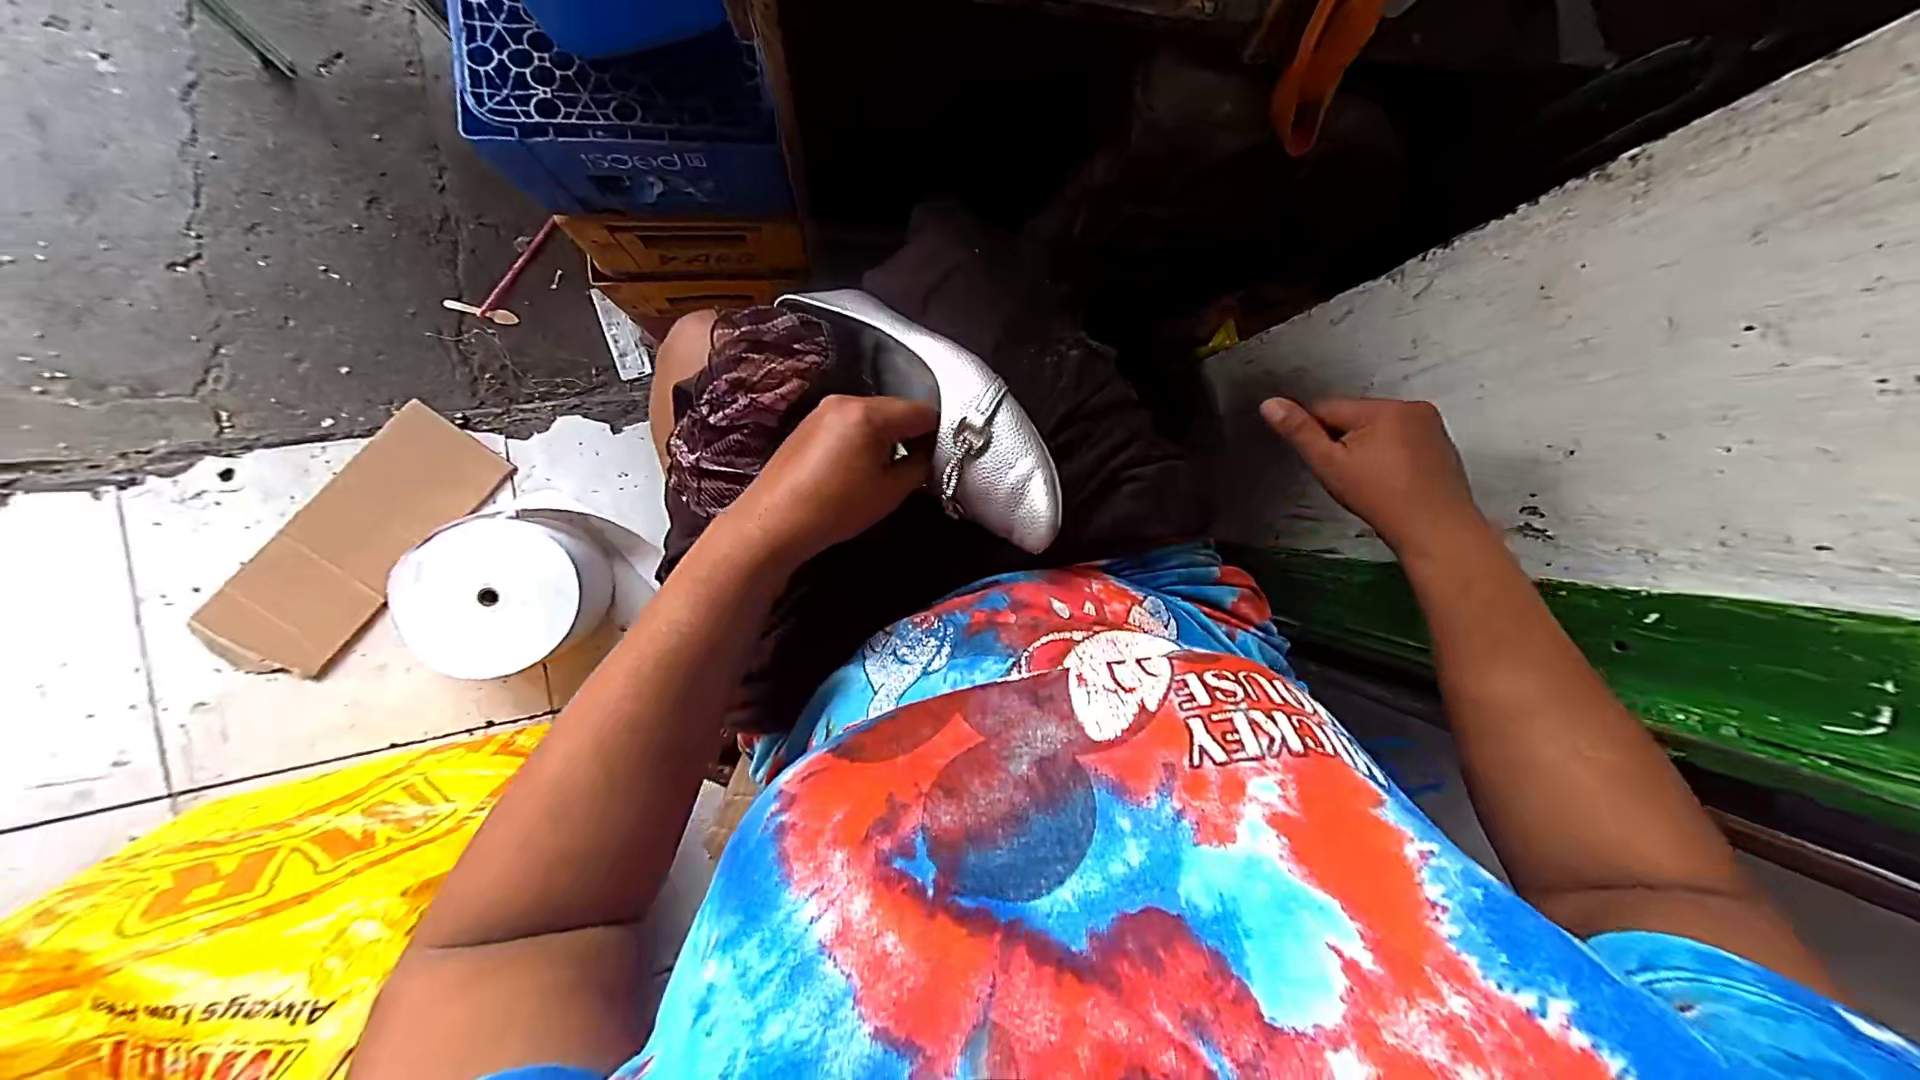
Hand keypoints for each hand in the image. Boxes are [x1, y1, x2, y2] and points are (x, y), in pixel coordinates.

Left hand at [717, 394, 936, 567]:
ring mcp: (825, 409)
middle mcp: (846, 401)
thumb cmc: (835, 509)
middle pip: (897, 409)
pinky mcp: (810, 422)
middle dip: (912, 434)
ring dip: (888, 436)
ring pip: (874, 414)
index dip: (939, 434)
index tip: (941, 458)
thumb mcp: (890, 492)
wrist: (773, 522)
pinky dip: (865, 437)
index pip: (923, 412)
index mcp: (870, 414)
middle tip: (916, 467)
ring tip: (885, 471)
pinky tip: (859, 467)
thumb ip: (919, 466)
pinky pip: (851, 421)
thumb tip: (929, 455)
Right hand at [1259, 396, 1487, 559]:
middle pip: (1352, 416)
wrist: (1434, 528)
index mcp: (1382, 409)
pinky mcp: (1440, 441)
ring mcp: (1430, 424)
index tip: (1325, 461)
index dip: (1314, 435)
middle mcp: (1411, 408)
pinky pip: (1399, 438)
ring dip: (1365, 446)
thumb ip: (1298, 431)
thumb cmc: (1381, 498)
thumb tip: (1271, 404)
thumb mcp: (1328, 464)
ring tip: (1369, 479)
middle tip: (1347, 474)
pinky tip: (1388, 479)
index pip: (1326, 408)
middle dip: (1342, 440)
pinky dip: (1388, 454)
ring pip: (1376, 427)